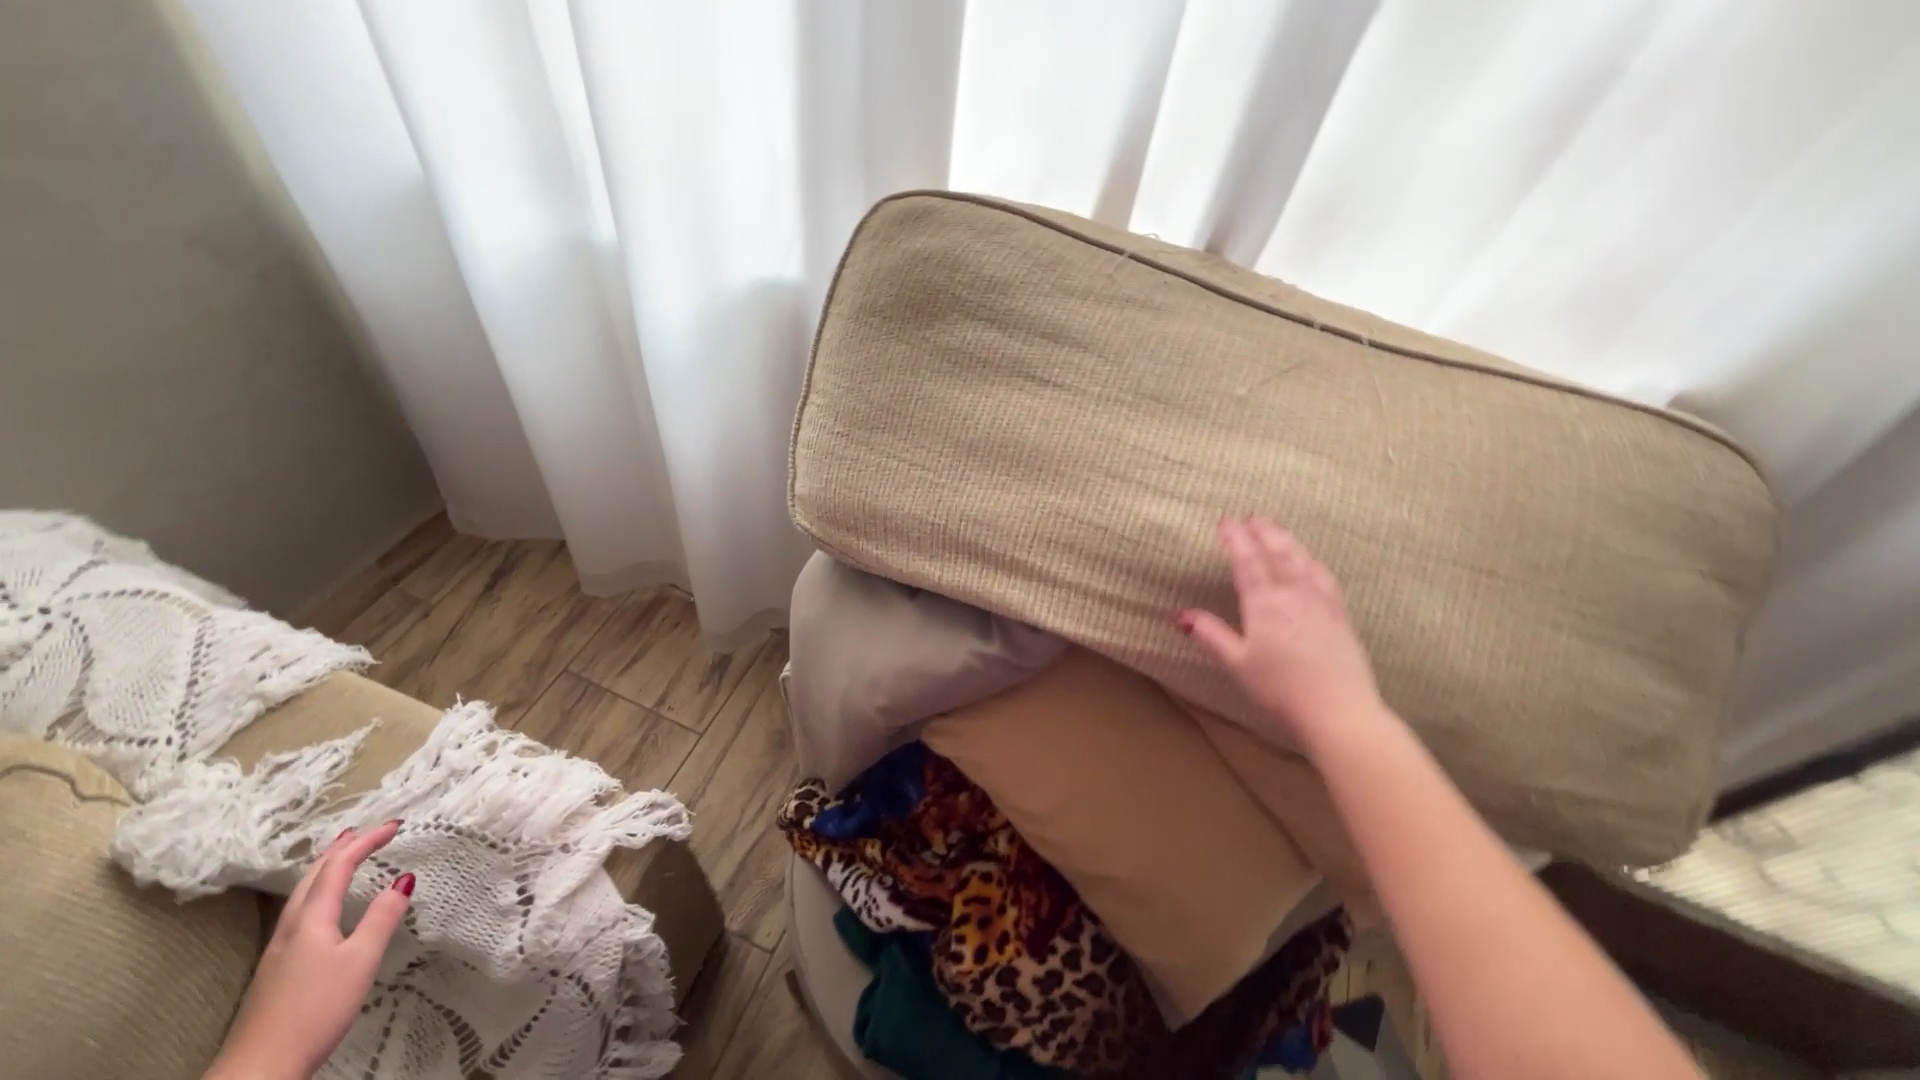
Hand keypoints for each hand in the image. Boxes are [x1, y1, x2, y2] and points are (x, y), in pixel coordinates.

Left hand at [206, 821, 414, 1079]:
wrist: (260, 1067)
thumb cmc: (315, 1009)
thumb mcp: (360, 961)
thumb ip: (382, 918)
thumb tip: (404, 878)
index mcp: (310, 920)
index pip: (339, 867)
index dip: (365, 842)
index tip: (394, 825)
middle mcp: (291, 927)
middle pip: (312, 876)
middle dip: (338, 849)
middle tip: (362, 830)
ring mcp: (279, 948)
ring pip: (302, 894)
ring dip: (324, 869)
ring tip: (340, 856)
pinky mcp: (278, 967)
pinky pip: (300, 912)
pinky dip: (317, 891)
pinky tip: (322, 906)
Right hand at [1178, 516, 1386, 749]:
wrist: (1338, 710)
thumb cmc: (1280, 690)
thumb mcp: (1237, 664)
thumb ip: (1211, 636)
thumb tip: (1182, 616)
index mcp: (1265, 605)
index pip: (1247, 561)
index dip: (1236, 538)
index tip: (1225, 521)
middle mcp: (1294, 596)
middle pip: (1278, 553)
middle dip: (1263, 532)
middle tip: (1253, 516)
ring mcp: (1321, 604)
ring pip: (1302, 561)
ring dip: (1288, 541)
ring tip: (1277, 529)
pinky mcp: (1340, 617)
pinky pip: (1325, 578)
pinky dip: (1313, 562)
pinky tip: (1311, 562)